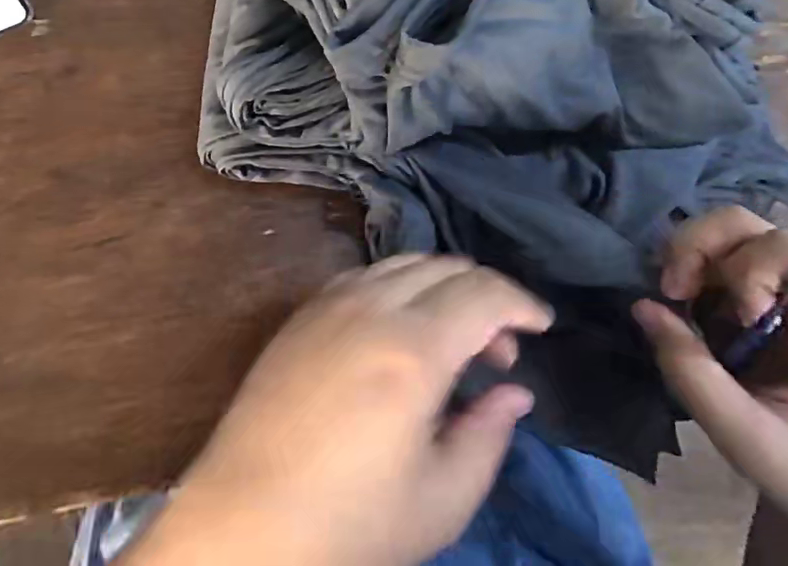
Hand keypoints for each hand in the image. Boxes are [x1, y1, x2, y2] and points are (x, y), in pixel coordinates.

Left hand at [124, 255, 552, 565]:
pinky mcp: (303, 312)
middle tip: (498, 350)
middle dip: (486, 296)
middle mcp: (372, 307)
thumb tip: (514, 391)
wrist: (244, 524)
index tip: (542, 324)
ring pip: (405, 262)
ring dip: (443, 286)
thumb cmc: (351, 523)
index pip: (483, 292)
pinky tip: (399, 328)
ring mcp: (330, 303)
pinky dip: (399, 285)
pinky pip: (366, 274)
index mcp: (412, 349)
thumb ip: (488, 433)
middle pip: (446, 268)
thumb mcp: (441, 499)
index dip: (521, 302)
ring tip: (453, 338)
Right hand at [632, 207, 787, 565]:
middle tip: (673, 288)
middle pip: (758, 231)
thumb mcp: (754, 445)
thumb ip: (694, 376)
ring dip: (694, 256)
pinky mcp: (771, 310)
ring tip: (673, 296)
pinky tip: (683, 306)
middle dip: (704, 247)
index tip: (730, 321)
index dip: (747, 270)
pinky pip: (725, 267)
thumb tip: (642, 306)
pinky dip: (694, 275)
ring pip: (737, 239)